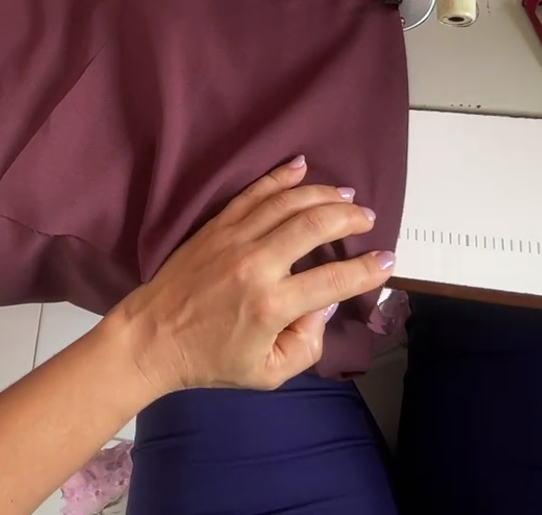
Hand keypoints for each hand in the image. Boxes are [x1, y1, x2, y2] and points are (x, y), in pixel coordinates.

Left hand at [102, 156, 392, 396]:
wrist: (153, 336)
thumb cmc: (211, 360)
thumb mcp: (269, 374)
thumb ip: (307, 343)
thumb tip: (326, 304)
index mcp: (271, 306)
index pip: (333, 281)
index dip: (367, 270)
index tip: (388, 260)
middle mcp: (256, 264)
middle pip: (313, 226)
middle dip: (348, 218)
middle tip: (368, 217)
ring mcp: (234, 238)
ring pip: (287, 203)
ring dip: (322, 194)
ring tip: (346, 194)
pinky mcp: (217, 225)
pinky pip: (252, 193)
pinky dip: (278, 178)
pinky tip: (299, 167)